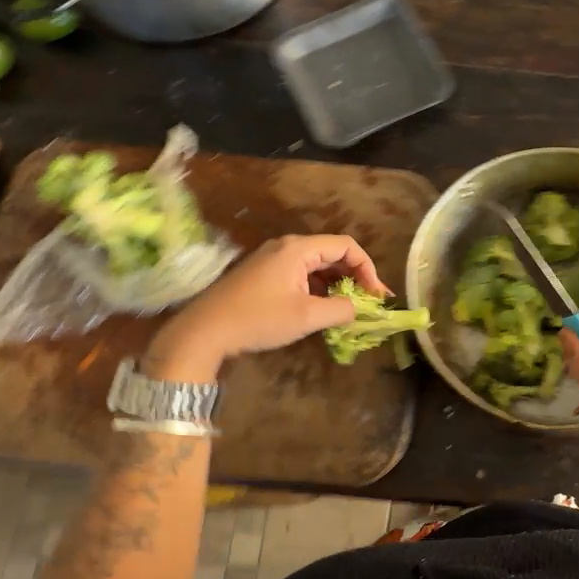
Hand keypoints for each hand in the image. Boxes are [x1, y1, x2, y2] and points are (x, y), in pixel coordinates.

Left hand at [146, 235, 387, 380]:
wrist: (203, 332)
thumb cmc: (257, 320)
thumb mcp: (307, 316)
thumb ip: (341, 309)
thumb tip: (358, 308)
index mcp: (298, 249)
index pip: (346, 246)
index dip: (368, 268)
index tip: (376, 295)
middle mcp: (286, 246)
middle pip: (332, 252)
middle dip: (355, 275)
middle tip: (369, 301)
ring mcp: (271, 259)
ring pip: (316, 264)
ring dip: (337, 283)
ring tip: (348, 307)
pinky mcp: (262, 274)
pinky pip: (300, 272)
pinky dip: (318, 287)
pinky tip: (321, 307)